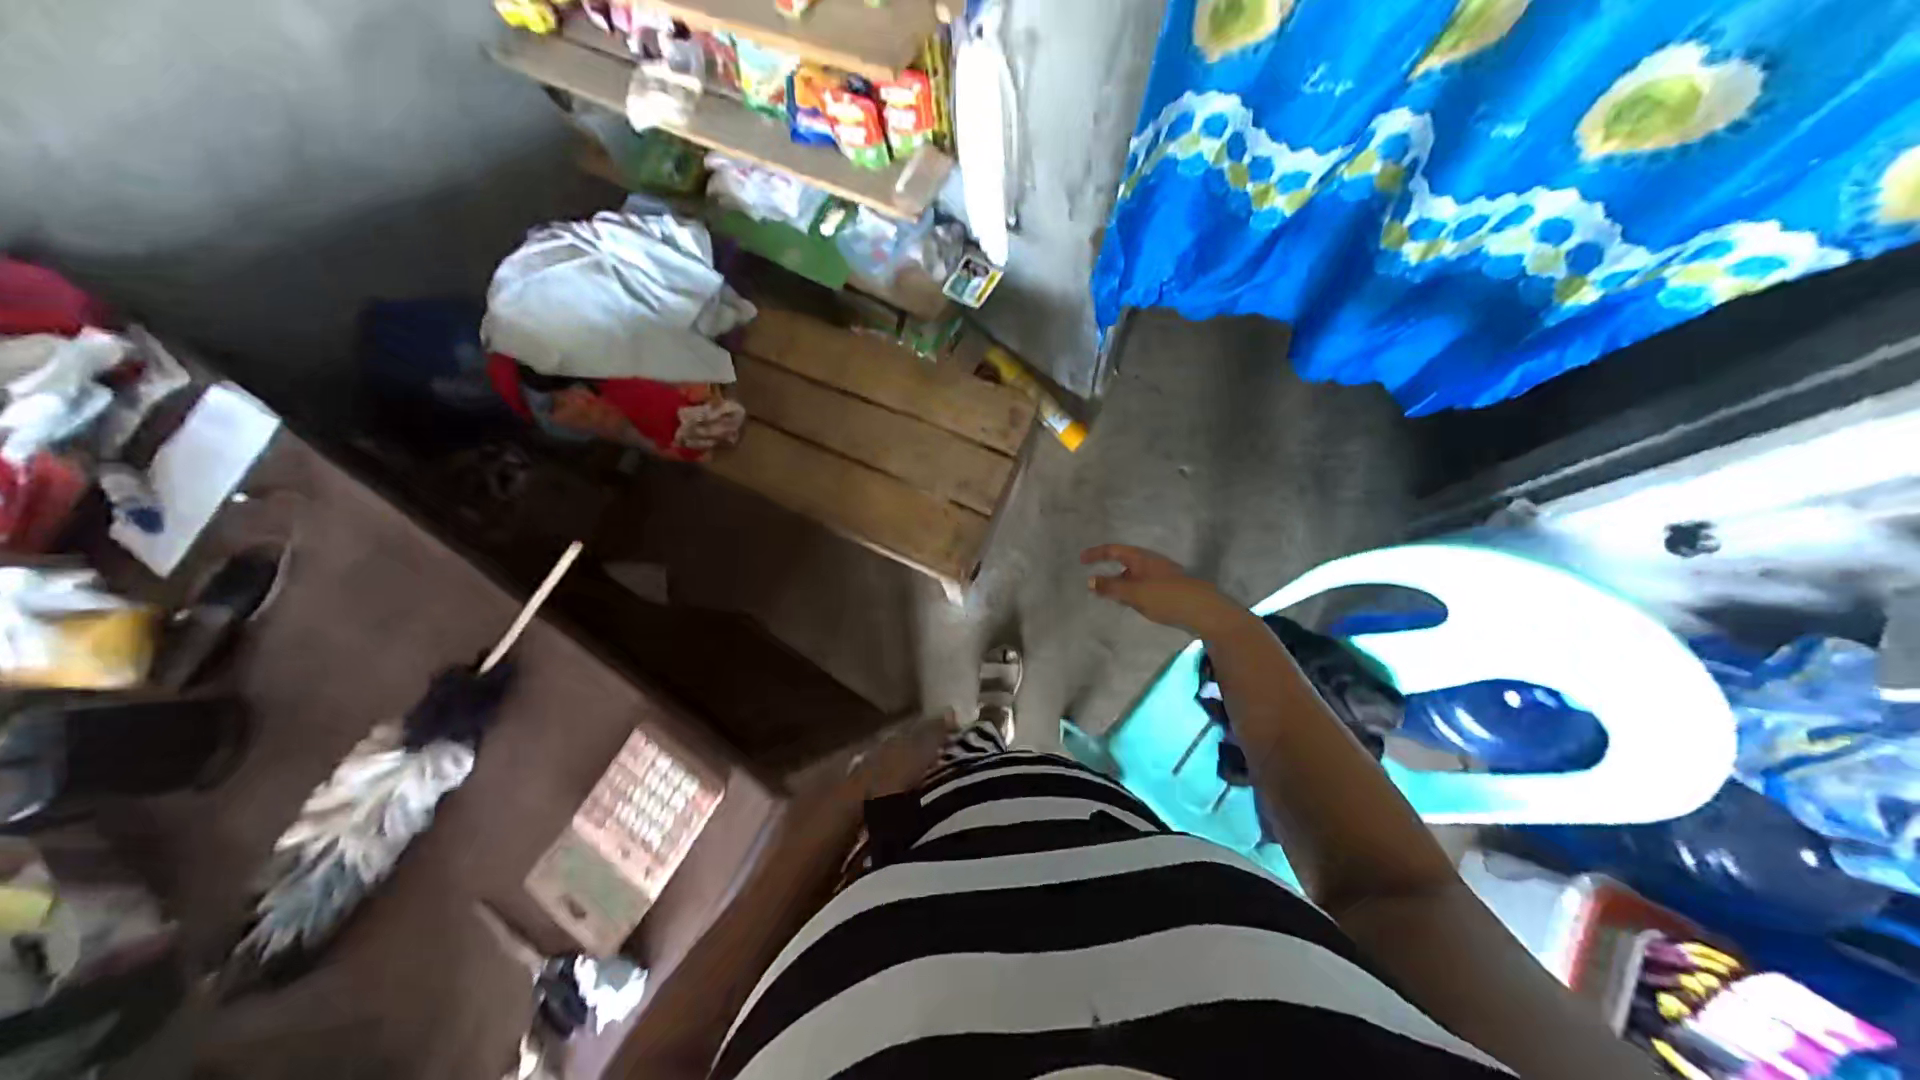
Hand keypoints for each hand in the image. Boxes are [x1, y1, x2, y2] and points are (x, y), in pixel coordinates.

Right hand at [1081, 544, 1253, 638]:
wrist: (1203, 610)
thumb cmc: (1166, 596)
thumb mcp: (1134, 593)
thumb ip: (1111, 587)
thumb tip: (1090, 580)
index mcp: (1141, 558)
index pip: (1114, 550)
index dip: (1096, 553)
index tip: (1081, 559)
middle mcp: (1150, 563)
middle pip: (1124, 561)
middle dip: (1108, 569)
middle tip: (1094, 581)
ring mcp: (1161, 575)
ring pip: (1134, 575)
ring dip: (1120, 582)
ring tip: (1109, 596)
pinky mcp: (1168, 589)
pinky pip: (1142, 586)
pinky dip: (1131, 591)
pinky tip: (1131, 604)